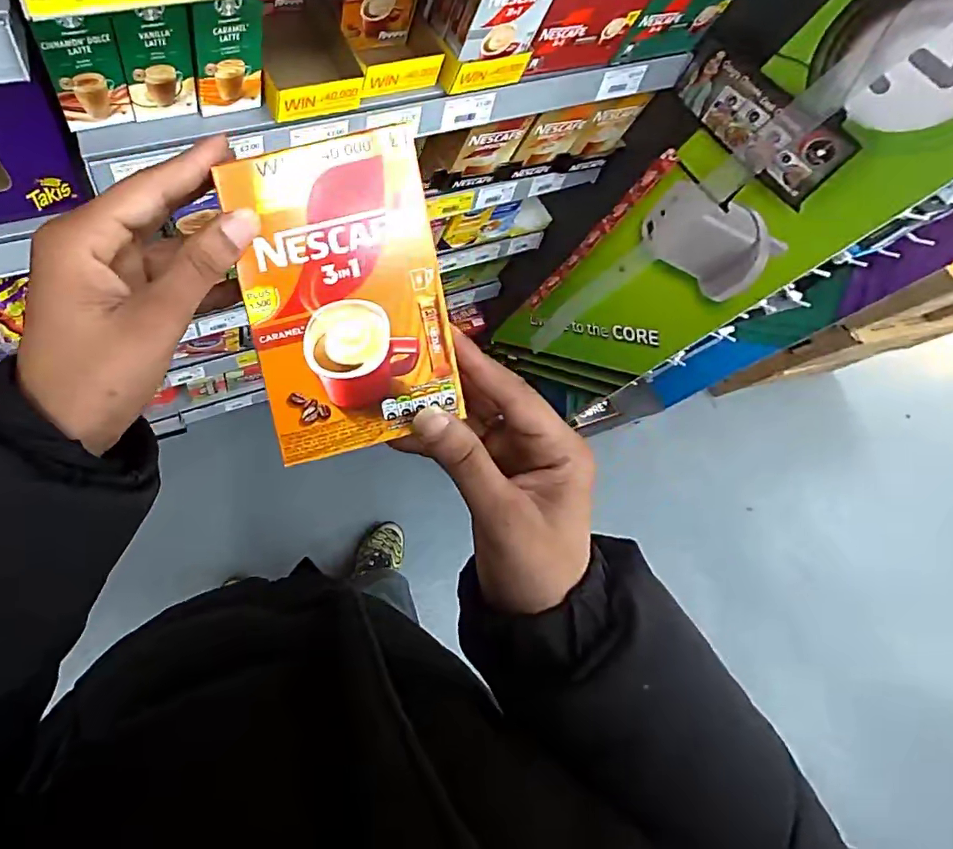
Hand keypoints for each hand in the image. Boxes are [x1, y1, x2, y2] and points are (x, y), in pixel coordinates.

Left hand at [17, 137, 257, 453]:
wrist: (59, 437)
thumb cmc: (95, 378)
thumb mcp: (154, 321)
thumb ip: (200, 266)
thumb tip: (245, 217)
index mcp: (81, 239)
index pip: (145, 189)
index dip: (191, 165)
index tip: (228, 143)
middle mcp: (88, 247)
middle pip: (154, 211)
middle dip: (202, 198)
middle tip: (249, 175)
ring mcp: (102, 274)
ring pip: (162, 247)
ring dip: (205, 245)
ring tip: (258, 225)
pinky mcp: (115, 299)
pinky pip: (160, 277)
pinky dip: (193, 278)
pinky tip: (237, 275)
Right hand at [391, 329, 595, 613]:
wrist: (538, 617)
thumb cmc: (536, 565)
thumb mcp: (500, 512)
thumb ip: (462, 460)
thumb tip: (422, 414)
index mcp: (557, 445)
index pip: (512, 395)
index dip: (477, 364)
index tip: (444, 335)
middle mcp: (534, 442)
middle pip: (489, 401)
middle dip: (450, 381)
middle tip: (410, 353)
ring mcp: (510, 457)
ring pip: (468, 422)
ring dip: (434, 410)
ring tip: (395, 387)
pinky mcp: (489, 473)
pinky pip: (458, 447)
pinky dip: (431, 440)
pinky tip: (398, 432)